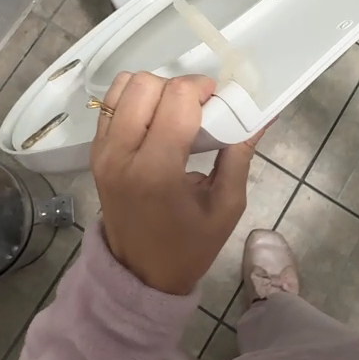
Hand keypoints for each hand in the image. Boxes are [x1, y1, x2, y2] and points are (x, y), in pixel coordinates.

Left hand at [91, 72, 252, 294]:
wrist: (141, 274)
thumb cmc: (189, 245)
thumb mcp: (226, 206)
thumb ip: (240, 153)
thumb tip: (263, 114)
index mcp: (156, 171)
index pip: (176, 100)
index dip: (201, 89)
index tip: (217, 102)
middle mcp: (122, 154)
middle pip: (147, 85)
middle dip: (178, 88)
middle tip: (198, 108)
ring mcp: (103, 151)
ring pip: (125, 86)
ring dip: (155, 89)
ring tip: (174, 112)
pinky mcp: (95, 151)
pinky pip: (111, 103)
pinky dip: (135, 100)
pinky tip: (155, 120)